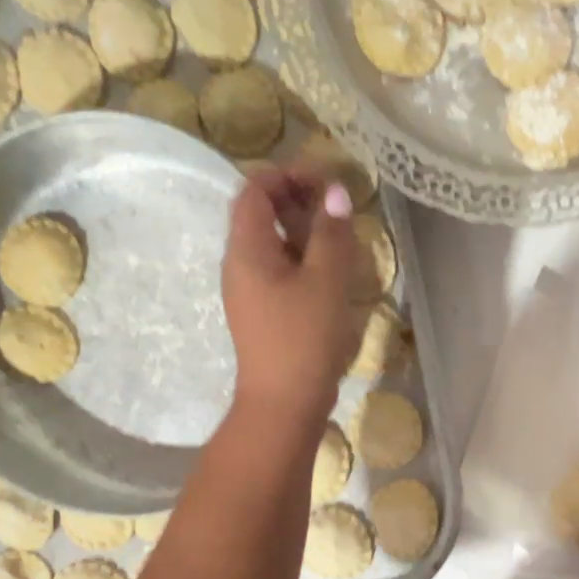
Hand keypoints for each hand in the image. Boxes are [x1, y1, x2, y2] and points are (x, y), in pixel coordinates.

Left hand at [221, 164, 358, 414]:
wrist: (283, 402)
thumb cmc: (304, 338)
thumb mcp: (325, 281)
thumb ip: (331, 233)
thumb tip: (336, 193)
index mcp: (246, 248)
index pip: (254, 190)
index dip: (287, 175)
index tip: (325, 180)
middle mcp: (239, 263)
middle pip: (260, 215)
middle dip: (297, 201)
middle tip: (337, 207)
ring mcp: (248, 291)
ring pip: (272, 245)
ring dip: (303, 232)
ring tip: (340, 239)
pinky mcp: (263, 313)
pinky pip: (278, 271)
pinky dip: (302, 259)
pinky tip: (330, 274)